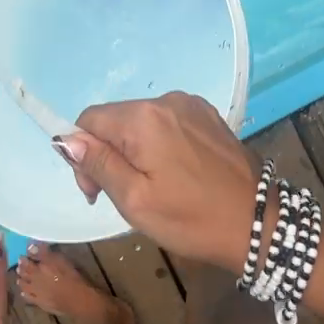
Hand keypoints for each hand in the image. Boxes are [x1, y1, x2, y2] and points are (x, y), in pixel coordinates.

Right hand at [56, 91, 261, 271]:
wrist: (257, 223)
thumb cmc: (191, 218)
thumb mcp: (135, 200)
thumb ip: (99, 164)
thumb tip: (66, 139)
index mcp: (144, 118)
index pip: (89, 120)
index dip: (82, 155)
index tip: (95, 191)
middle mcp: (166, 100)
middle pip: (115, 119)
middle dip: (108, 154)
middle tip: (122, 196)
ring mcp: (191, 106)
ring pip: (141, 123)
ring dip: (134, 151)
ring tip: (152, 189)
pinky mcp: (209, 117)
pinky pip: (168, 124)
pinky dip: (160, 146)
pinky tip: (174, 175)